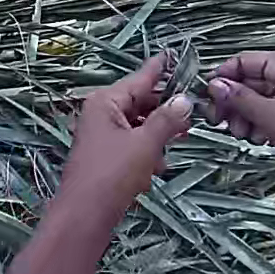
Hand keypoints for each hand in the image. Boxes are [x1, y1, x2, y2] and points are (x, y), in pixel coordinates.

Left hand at [60, 54, 191, 214]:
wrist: (83, 219)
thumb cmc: (111, 175)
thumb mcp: (145, 144)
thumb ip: (167, 120)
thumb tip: (185, 100)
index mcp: (105, 102)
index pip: (139, 79)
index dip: (159, 69)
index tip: (173, 55)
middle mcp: (100, 113)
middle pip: (140, 102)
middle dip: (164, 112)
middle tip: (191, 118)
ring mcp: (101, 135)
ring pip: (138, 126)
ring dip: (157, 136)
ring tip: (174, 146)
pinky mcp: (105, 157)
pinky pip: (132, 145)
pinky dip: (146, 154)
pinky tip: (156, 169)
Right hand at [207, 51, 274, 194]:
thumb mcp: (272, 117)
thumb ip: (240, 99)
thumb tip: (215, 85)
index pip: (244, 60)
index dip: (224, 77)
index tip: (208, 97)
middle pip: (249, 80)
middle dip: (233, 101)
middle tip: (219, 120)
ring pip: (257, 99)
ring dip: (244, 116)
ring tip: (241, 133)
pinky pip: (270, 113)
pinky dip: (259, 124)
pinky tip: (257, 138)